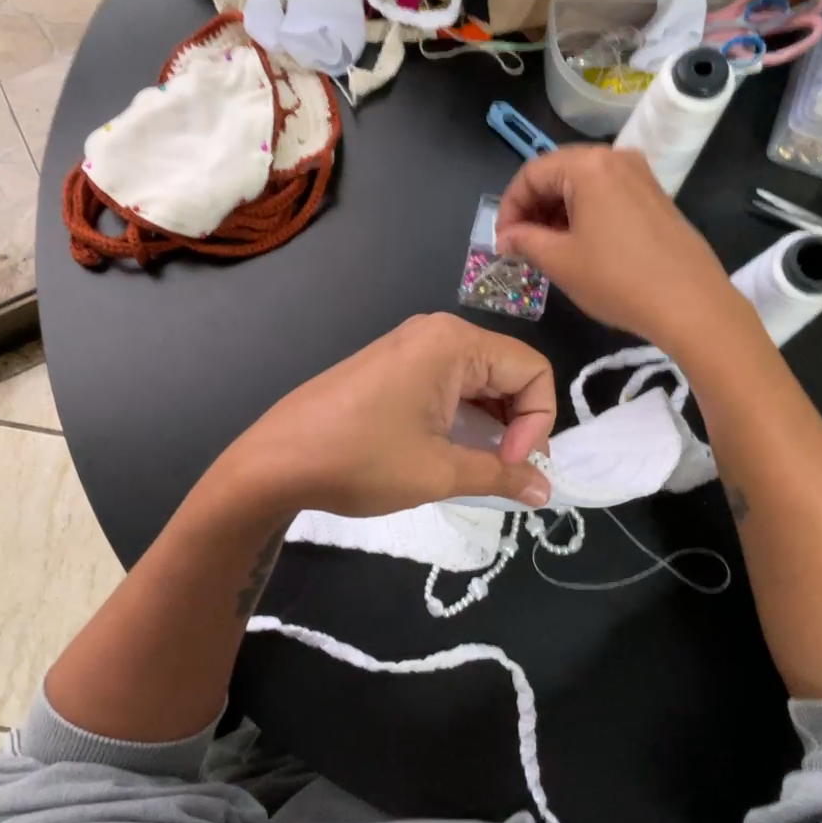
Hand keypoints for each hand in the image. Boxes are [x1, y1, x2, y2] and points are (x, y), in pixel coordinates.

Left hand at [220, 313, 555, 516]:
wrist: (275, 461)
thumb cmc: (360, 461)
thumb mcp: (439, 473)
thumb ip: (501, 475)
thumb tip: (546, 489)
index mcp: (453, 343)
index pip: (532, 370)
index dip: (537, 422)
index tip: (513, 466)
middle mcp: (435, 333)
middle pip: (507, 372)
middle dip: (516, 424)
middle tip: (502, 472)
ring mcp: (409, 348)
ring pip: (477, 382)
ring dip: (489, 425)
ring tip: (476, 468)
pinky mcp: (390, 368)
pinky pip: (446, 385)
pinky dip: (461, 418)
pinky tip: (448, 453)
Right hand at [495, 146, 755, 343]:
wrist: (689, 303)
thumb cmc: (617, 280)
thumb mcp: (560, 262)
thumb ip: (525, 241)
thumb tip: (506, 237)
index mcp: (588, 166)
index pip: (531, 173)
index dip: (509, 207)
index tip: (502, 242)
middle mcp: (615, 158)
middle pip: (557, 174)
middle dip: (532, 208)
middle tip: (520, 246)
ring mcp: (639, 176)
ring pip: (582, 186)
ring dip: (556, 213)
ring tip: (546, 251)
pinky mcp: (654, 197)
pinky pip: (605, 195)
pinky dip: (583, 215)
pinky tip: (578, 247)